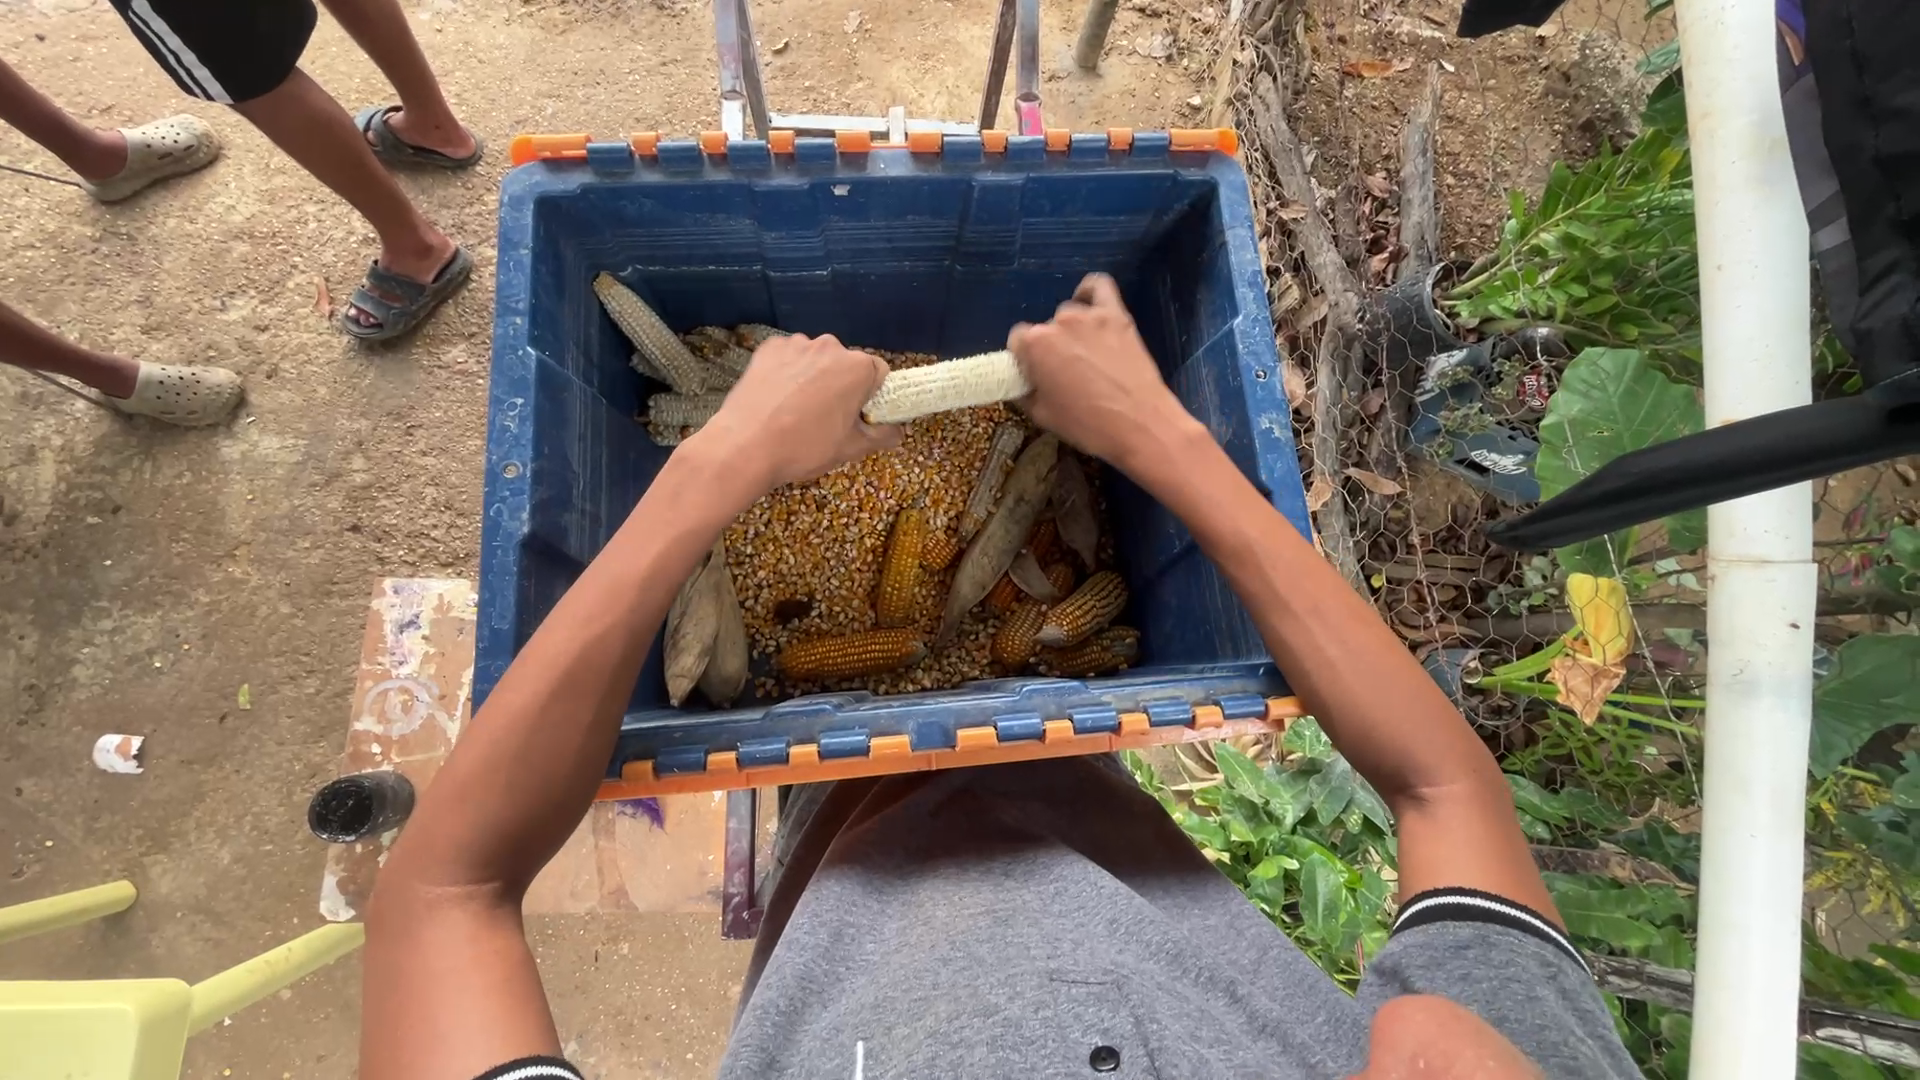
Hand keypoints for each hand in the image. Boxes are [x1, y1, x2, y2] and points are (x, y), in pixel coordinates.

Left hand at [692, 333, 902, 489]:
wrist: (744, 447)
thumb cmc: (805, 447)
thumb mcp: (852, 449)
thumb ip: (883, 435)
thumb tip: (899, 431)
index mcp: (857, 367)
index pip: (879, 374)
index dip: (872, 397)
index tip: (858, 417)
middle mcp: (830, 346)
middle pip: (846, 365)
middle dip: (842, 386)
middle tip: (826, 419)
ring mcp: (796, 344)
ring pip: (816, 361)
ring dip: (814, 379)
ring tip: (797, 411)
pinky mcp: (768, 348)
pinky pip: (789, 358)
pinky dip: (788, 374)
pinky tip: (777, 399)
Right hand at [1007, 274, 1197, 469]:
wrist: (1138, 424)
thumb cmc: (1086, 424)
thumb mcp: (1041, 416)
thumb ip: (1025, 391)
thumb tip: (1023, 382)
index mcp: (1034, 345)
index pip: (1017, 339)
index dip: (1024, 358)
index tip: (1034, 375)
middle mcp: (1058, 322)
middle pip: (1044, 328)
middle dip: (1049, 347)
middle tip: (1063, 373)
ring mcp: (1089, 315)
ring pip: (1069, 314)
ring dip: (1070, 331)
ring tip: (1084, 354)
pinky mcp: (1116, 314)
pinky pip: (1098, 286)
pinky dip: (1089, 292)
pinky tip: (1089, 305)